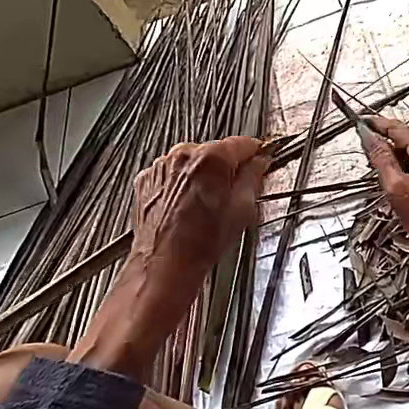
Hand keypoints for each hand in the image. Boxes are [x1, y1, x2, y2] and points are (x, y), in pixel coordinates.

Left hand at [74, 136, 267, 376]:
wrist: (163, 265)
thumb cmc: (198, 244)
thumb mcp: (242, 211)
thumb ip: (253, 179)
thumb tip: (258, 166)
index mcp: (211, 159)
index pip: (243, 143)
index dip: (256, 153)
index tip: (261, 160)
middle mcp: (183, 156)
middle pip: (216, 151)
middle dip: (228, 168)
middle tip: (237, 193)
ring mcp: (162, 167)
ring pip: (194, 162)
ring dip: (204, 177)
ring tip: (210, 207)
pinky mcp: (148, 180)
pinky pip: (173, 174)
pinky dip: (183, 185)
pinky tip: (190, 209)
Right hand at [362, 116, 408, 276]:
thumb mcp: (395, 188)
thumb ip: (381, 159)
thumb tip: (369, 138)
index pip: (397, 128)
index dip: (376, 125)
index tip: (364, 122)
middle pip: (407, 141)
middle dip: (386, 149)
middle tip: (369, 158)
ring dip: (398, 163)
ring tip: (388, 183)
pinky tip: (404, 189)